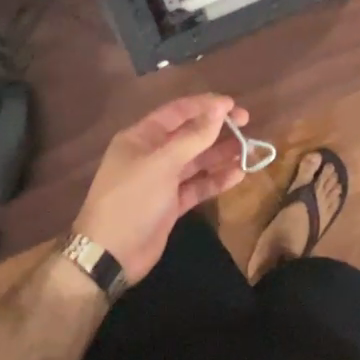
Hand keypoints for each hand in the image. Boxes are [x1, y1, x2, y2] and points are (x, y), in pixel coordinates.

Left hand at [72, 94, 249, 282]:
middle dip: (216, 129)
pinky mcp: (171, 204)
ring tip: (248, 150)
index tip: (233, 104)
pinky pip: (197, 185)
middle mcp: (151, 155)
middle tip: (246, 123)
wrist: (110, 254)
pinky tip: (238, 175)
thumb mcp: (162, 164)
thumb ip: (193, 137)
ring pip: (196, 161)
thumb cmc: (132, 200)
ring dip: (220, 155)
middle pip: (188, 135)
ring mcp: (161, 180)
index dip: (205, 106)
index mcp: (140, 138)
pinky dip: (216, 179)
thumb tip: (219, 108)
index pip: (177, 112)